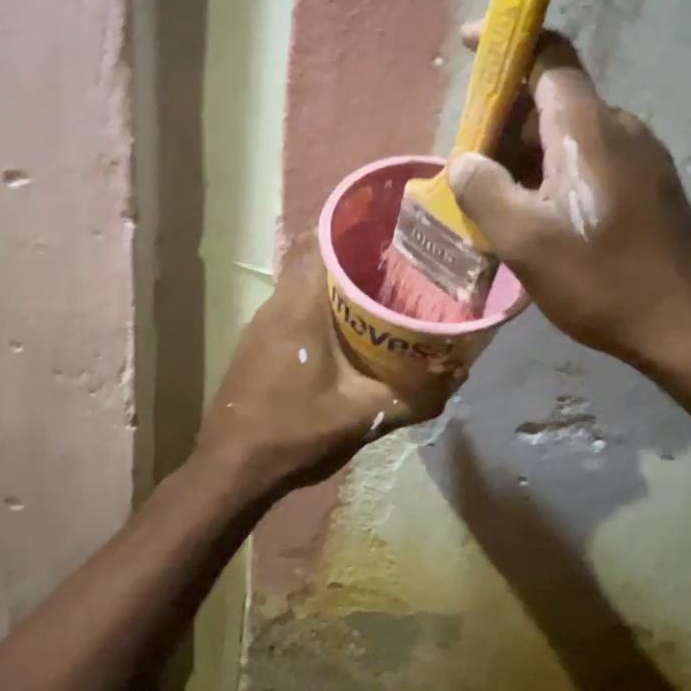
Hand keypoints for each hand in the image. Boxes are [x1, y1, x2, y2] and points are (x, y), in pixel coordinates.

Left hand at [196, 238, 451, 496]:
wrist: (232, 466)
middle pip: (316, 255)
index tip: (394, 226)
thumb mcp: (364, 416)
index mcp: (300, 305)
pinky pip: (295, 304)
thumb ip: (414, 395)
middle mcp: (278, 302)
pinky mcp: (258, 341)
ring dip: (338, 281)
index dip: (357, 224)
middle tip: (400, 260)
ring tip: (382, 289)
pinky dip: (322, 304)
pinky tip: (349, 327)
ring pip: (305, 281)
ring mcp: (263, 321)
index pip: (322, 238)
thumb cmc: (295, 432)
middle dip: (356, 252)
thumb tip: (458, 372)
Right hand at [447, 23, 690, 367]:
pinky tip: (535, 220)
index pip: (548, 57)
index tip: (467, 45)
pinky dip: (553, 176)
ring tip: (492, 200)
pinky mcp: (648, 189)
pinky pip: (589, 163)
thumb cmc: (604, 279)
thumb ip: (484, 191)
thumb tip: (464, 162)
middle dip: (502, 120)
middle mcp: (618, 129)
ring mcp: (640, 159)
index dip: (507, 43)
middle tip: (465, 162)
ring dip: (525, 156)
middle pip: (552, 101)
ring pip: (569, 137)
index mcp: (587, 128)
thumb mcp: (525, 241)